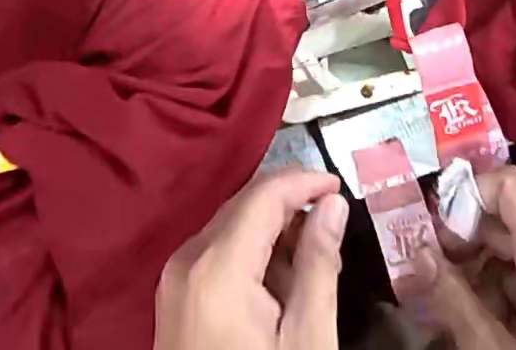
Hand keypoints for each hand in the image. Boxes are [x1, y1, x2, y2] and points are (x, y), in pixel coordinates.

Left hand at [154, 170, 350, 349]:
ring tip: (312, 253)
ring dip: (271, 227)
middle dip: (289, 203)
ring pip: (230, 224)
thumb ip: (319, 265)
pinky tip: (279, 278)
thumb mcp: (306, 341)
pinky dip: (250, 250)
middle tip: (333, 217)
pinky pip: (216, 250)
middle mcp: (187, 258)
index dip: (303, 182)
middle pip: (244, 205)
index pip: (263, 196)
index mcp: (217, 266)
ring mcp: (175, 276)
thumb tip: (333, 206)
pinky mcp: (174, 294)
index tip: (340, 185)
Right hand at [412, 167, 515, 349]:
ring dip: (476, 271)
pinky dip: (501, 294)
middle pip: (507, 221)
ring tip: (447, 306)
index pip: (509, 186)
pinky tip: (480, 329)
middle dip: (461, 239)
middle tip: (425, 270)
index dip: (466, 195)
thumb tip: (416, 252)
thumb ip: (456, 302)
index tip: (432, 230)